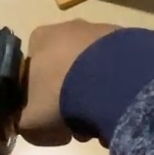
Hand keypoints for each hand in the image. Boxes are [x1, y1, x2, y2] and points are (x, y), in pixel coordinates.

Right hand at [19, 20, 121, 145]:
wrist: (110, 82)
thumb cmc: (60, 96)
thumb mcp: (31, 121)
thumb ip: (26, 123)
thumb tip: (32, 127)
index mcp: (39, 39)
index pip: (33, 69)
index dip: (40, 97)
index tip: (51, 117)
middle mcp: (68, 27)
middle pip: (64, 71)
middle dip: (70, 99)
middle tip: (79, 125)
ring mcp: (99, 30)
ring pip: (91, 70)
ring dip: (94, 95)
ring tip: (102, 119)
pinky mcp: (127, 38)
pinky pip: (116, 67)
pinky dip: (116, 86)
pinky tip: (119, 104)